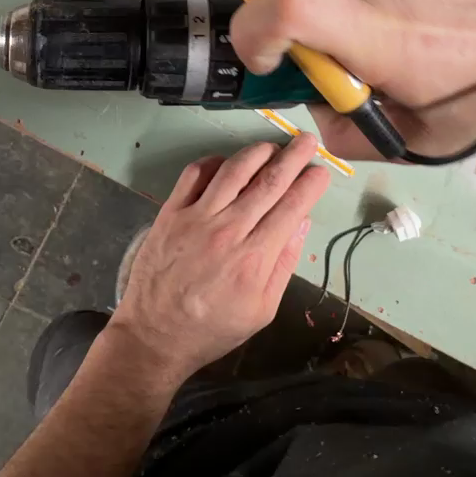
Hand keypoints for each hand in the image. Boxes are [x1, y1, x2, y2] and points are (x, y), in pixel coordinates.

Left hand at [106, 136, 329, 383]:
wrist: (154, 336)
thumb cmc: (213, 328)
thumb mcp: (262, 310)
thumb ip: (284, 264)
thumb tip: (302, 220)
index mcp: (254, 259)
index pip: (291, 207)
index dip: (310, 184)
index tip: (321, 171)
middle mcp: (228, 231)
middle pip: (268, 181)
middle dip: (293, 156)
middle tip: (308, 140)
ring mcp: (196, 218)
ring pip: (234, 170)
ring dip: (258, 152)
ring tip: (273, 146)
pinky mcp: (170, 211)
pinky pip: (195, 173)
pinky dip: (215, 160)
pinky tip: (229, 162)